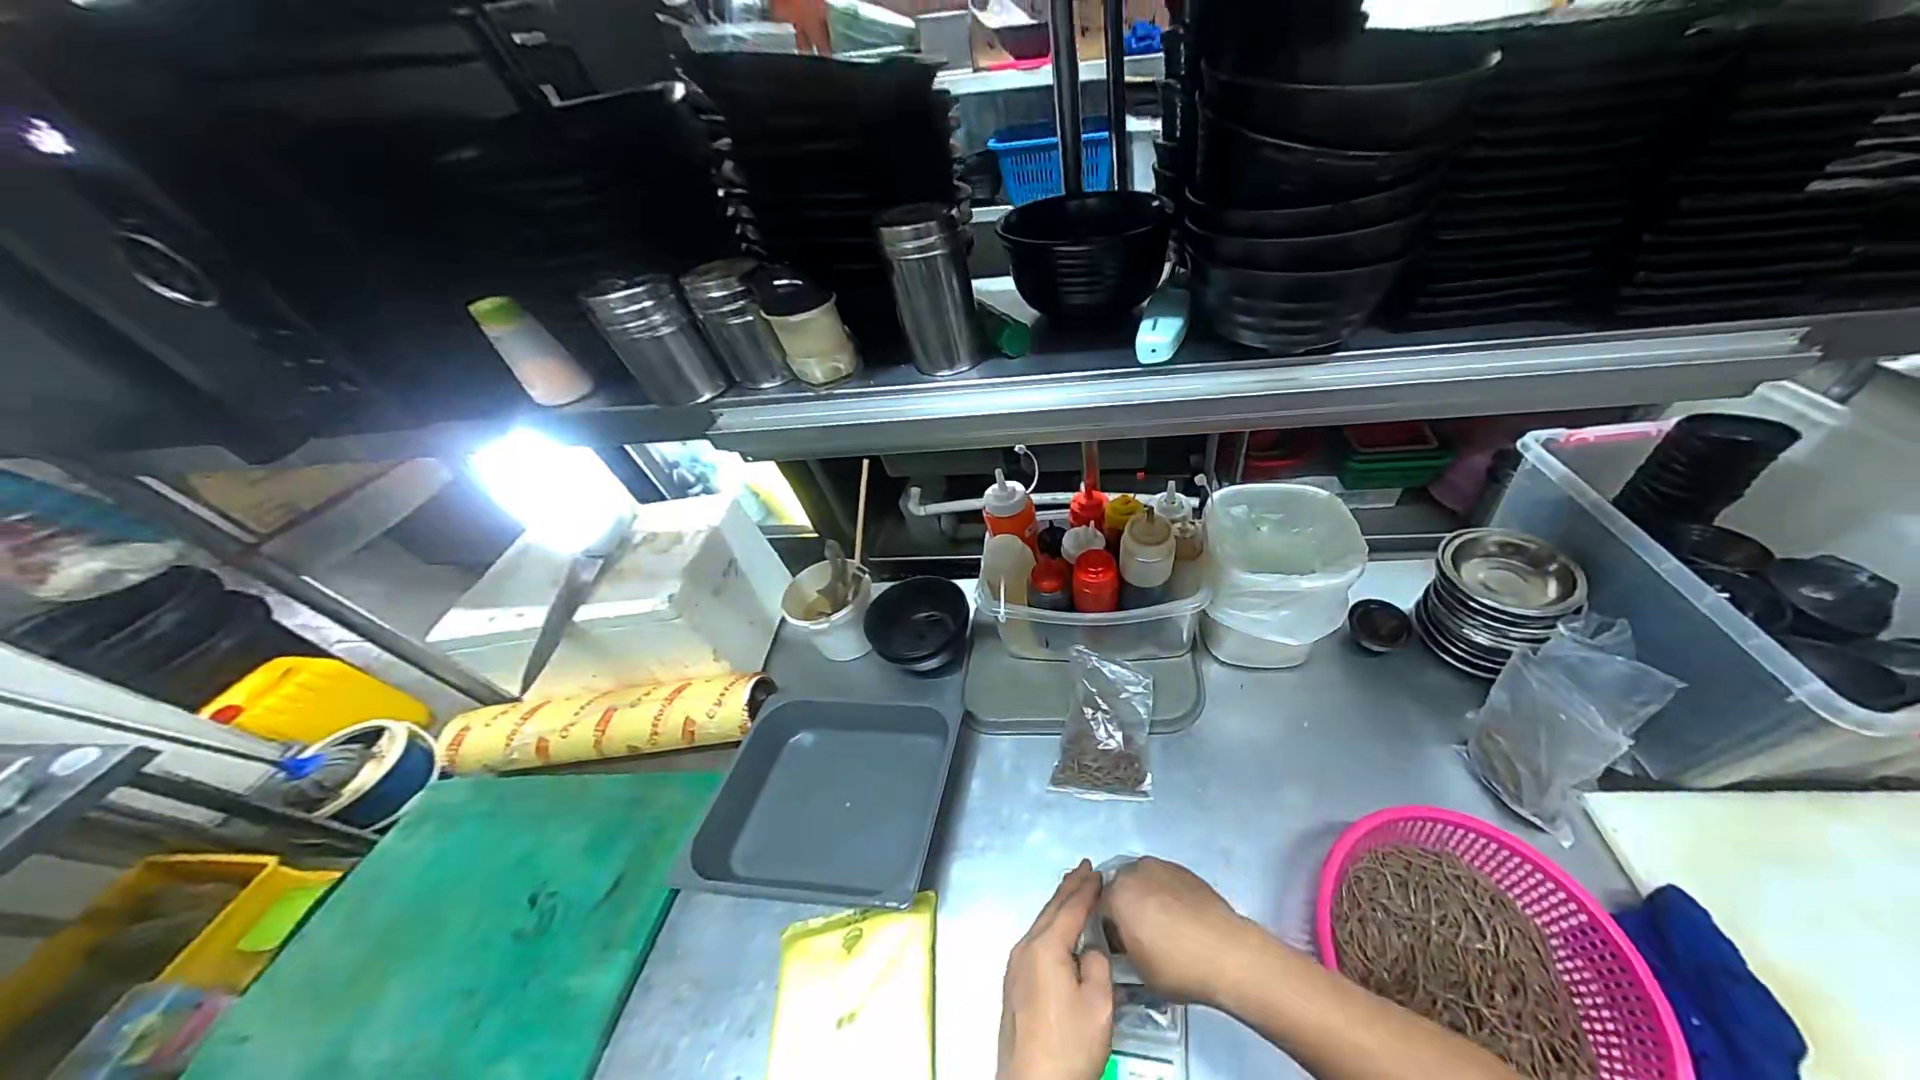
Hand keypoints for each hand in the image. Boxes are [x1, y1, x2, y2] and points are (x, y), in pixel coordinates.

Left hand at [997, 860, 1114, 1079]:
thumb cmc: (1068, 1045)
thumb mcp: (1098, 1004)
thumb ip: (1098, 966)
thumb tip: (1089, 951)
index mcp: (1045, 948)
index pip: (1070, 909)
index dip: (1086, 889)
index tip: (1098, 871)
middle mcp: (1025, 949)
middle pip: (1050, 910)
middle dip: (1068, 888)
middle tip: (1083, 868)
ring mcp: (1015, 966)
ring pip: (1040, 924)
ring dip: (1057, 906)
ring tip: (1071, 890)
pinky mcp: (1014, 984)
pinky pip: (1035, 940)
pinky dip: (1050, 925)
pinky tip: (1057, 930)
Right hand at [1101, 856, 1255, 1004]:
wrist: (1229, 954)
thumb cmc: (1178, 967)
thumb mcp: (1137, 971)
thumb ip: (1118, 950)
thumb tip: (1119, 944)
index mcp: (1116, 895)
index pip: (1096, 906)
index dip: (1103, 926)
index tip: (1115, 944)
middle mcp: (1134, 871)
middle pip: (1117, 886)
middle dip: (1121, 906)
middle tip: (1135, 932)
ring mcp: (1160, 866)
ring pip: (1139, 879)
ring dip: (1141, 895)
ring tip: (1159, 923)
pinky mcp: (1182, 869)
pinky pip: (1161, 878)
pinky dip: (1162, 892)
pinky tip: (1177, 915)